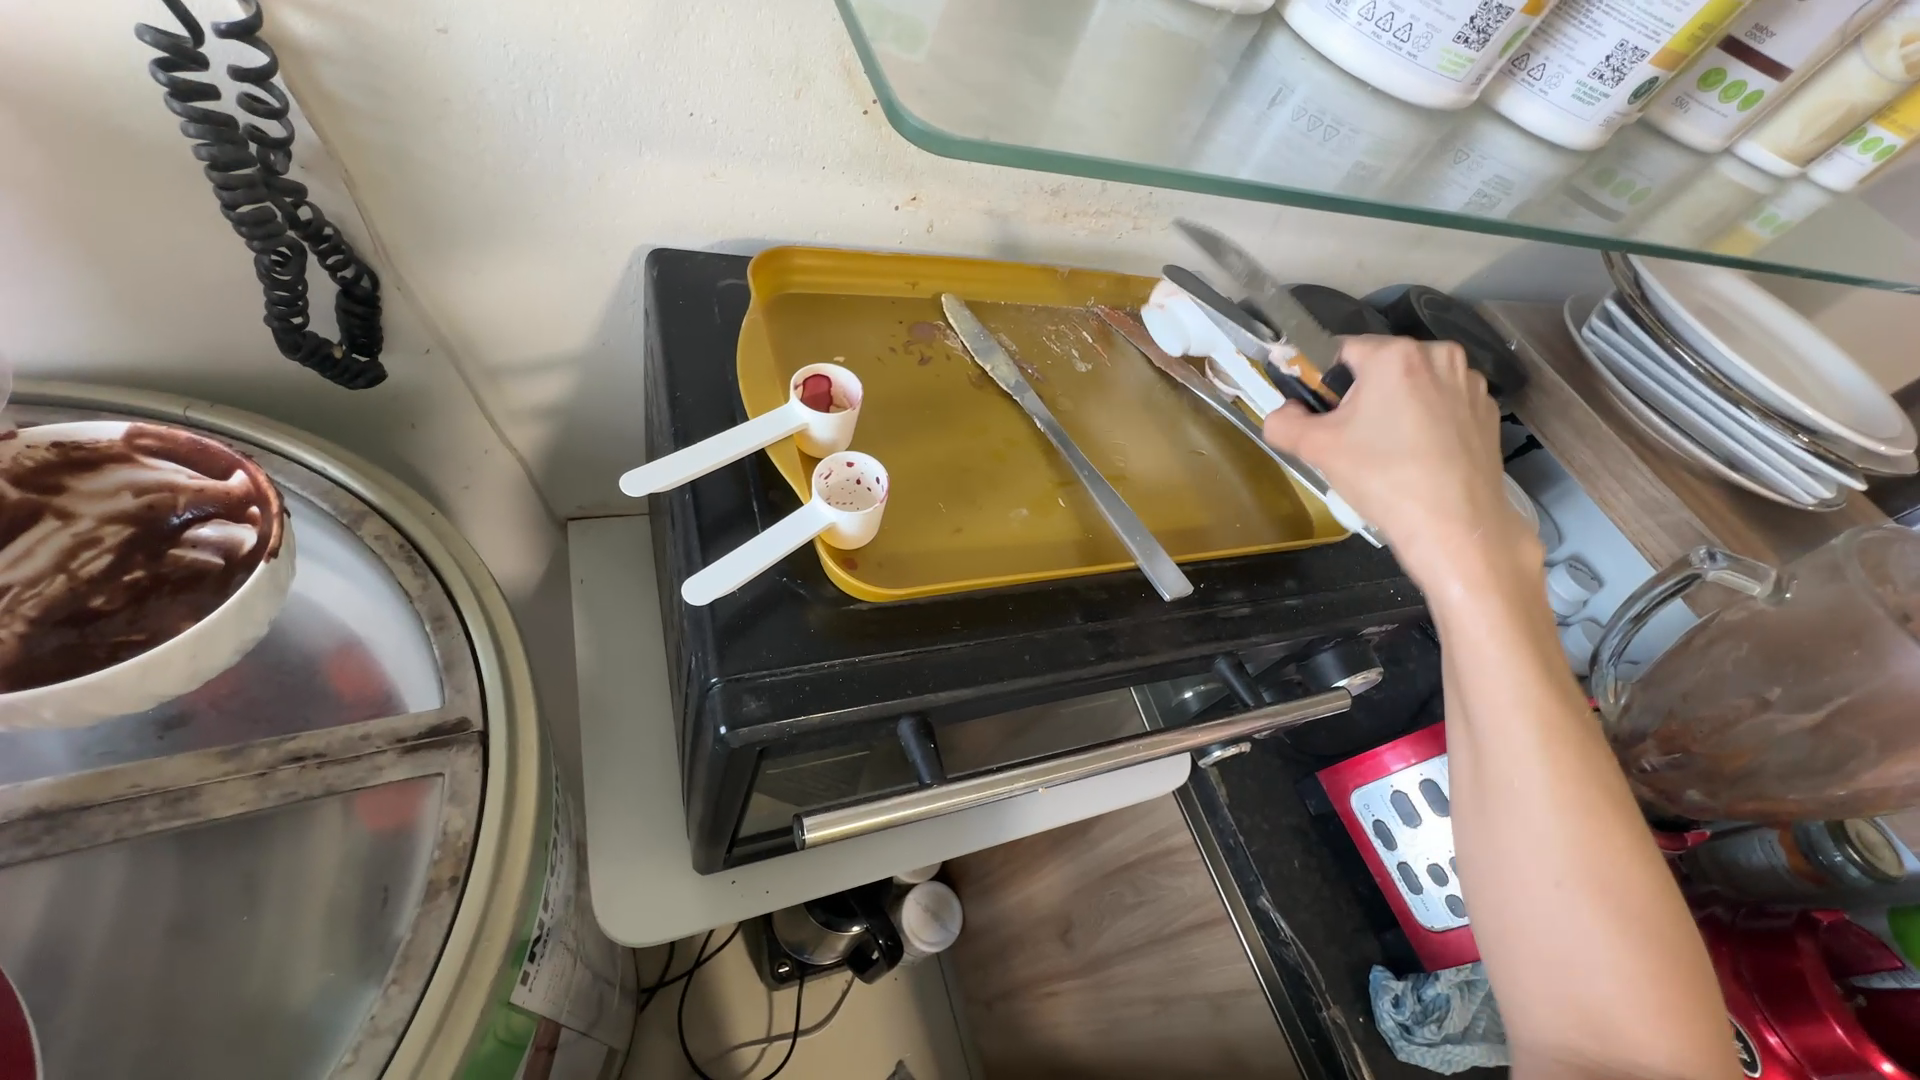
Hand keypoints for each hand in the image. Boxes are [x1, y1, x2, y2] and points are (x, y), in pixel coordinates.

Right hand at [1264, 336, 1537, 597]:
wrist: (1454, 525)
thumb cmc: (1382, 478)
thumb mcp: (1315, 449)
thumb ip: (1282, 422)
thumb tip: (1282, 413)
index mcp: (1395, 355)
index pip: (1340, 350)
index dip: (1322, 382)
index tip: (1319, 414)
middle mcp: (1440, 356)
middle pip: (1379, 367)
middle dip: (1360, 396)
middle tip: (1349, 439)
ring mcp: (1470, 383)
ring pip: (1412, 386)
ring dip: (1394, 407)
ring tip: (1386, 451)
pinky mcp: (1487, 411)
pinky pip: (1441, 405)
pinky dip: (1426, 422)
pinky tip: (1418, 457)